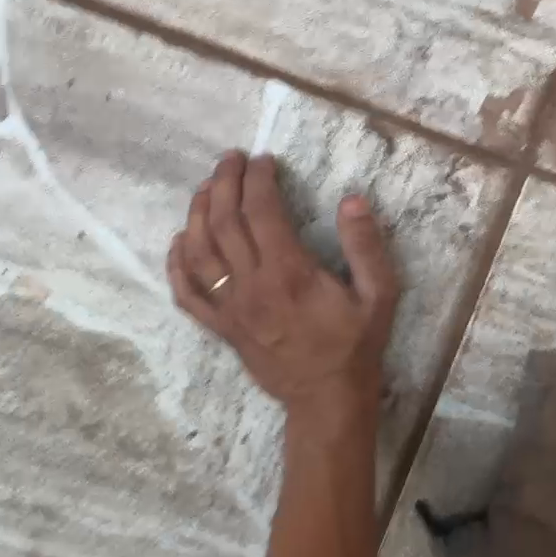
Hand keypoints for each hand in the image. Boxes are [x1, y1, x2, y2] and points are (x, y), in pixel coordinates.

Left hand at [167, 151, 399, 427]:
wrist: (327, 397)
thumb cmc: (356, 342)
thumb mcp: (379, 293)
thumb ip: (366, 246)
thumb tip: (351, 200)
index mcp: (289, 273)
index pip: (261, 212)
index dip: (257, 180)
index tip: (263, 159)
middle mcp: (251, 286)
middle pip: (223, 223)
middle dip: (223, 184)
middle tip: (230, 159)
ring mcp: (230, 308)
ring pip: (198, 252)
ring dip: (197, 213)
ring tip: (206, 187)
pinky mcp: (221, 328)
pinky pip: (186, 292)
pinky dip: (176, 263)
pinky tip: (179, 240)